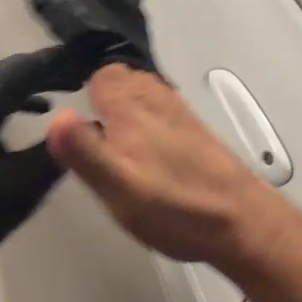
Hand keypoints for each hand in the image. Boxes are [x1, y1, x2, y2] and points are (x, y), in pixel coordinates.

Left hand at [0, 46, 89, 273]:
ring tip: (72, 85)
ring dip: (34, 84)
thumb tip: (91, 125)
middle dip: (49, 69)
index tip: (91, 55)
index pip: (23, 68)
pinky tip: (40, 109)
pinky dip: (16, 100)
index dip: (58, 61)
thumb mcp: (22, 185)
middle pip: (10, 71)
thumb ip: (57, 150)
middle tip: (87, 69)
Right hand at [46, 65, 279, 271]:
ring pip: (151, 94)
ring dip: (132, 103)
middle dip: (109, 92)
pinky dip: (154, 119)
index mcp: (133, 111)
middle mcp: (159, 105)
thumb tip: (56, 117)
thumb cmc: (175, 207)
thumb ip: (84, 152)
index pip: (104, 76)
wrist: (246, 226)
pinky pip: (169, 112)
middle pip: (129, 78)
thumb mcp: (118, 188)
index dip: (88, 87)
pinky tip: (152, 150)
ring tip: (118, 132)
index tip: (77, 107)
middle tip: (94, 121)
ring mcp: (184, 119)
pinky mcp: (201, 137)